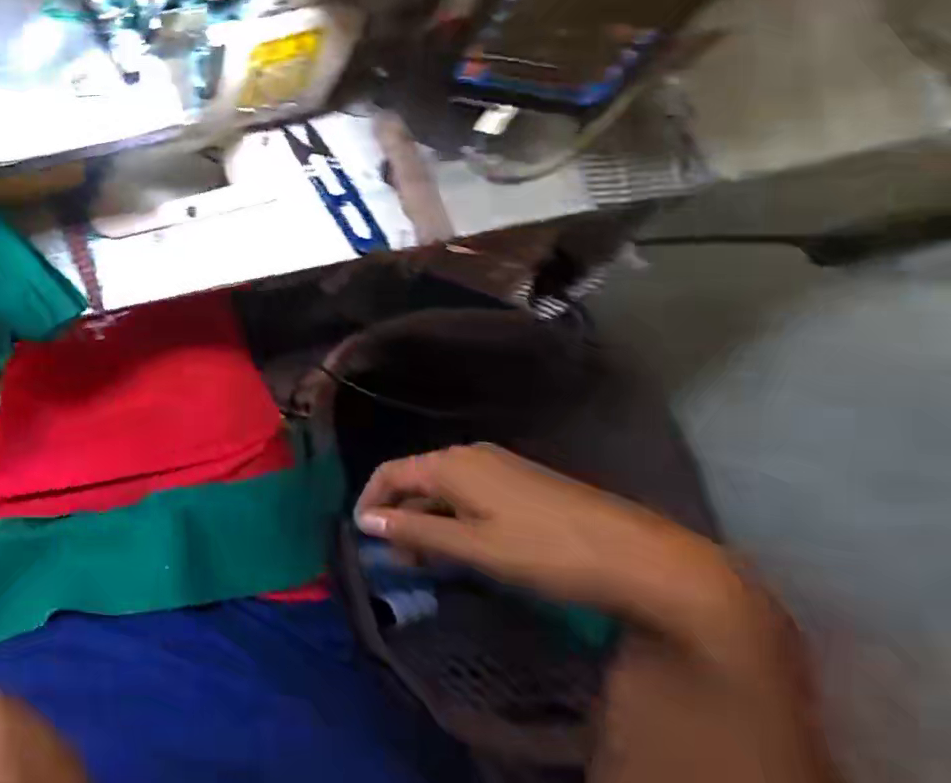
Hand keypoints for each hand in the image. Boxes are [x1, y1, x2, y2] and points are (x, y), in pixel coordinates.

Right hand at [354, 444, 746, 639]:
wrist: (650, 560)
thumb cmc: (549, 552)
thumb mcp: (474, 548)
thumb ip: (415, 531)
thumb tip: (365, 521)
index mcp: (451, 464)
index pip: (390, 473)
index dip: (370, 502)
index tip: (364, 537)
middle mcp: (470, 454)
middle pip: (417, 479)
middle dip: (401, 516)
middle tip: (400, 560)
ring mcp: (502, 465)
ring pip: (446, 488)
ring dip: (429, 520)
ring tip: (431, 560)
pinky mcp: (527, 482)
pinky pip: (472, 492)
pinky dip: (457, 517)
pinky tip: (469, 547)